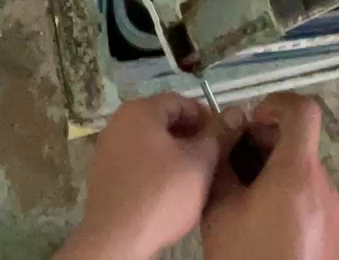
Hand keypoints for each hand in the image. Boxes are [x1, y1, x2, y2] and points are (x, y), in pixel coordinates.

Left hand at [59, 93, 224, 259]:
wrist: (116, 237)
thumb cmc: (161, 193)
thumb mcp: (198, 163)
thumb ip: (217, 134)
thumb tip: (234, 112)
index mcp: (140, 110)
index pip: (180, 101)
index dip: (205, 115)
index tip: (223, 135)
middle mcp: (120, 120)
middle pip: (162, 119)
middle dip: (190, 134)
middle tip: (212, 155)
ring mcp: (108, 145)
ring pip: (149, 140)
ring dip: (173, 150)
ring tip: (195, 172)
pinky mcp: (104, 170)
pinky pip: (136, 157)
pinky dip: (155, 164)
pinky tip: (169, 185)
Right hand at [201, 94, 338, 259]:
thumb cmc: (246, 258)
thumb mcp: (220, 208)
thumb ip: (223, 161)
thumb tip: (227, 130)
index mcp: (297, 173)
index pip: (303, 110)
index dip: (276, 104)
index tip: (250, 123)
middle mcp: (324, 187)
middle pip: (299, 141)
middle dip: (265, 142)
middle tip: (235, 164)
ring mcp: (334, 212)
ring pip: (303, 169)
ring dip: (275, 170)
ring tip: (246, 198)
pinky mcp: (336, 235)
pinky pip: (311, 196)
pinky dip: (289, 194)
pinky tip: (264, 223)